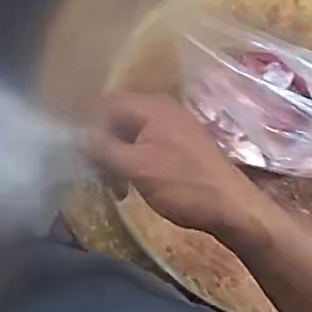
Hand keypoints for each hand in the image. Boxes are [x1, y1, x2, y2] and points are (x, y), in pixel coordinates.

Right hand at [86, 93, 276, 238]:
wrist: (232, 207)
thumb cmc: (183, 184)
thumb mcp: (136, 168)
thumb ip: (104, 148)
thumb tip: (79, 134)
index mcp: (152, 107)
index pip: (106, 105)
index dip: (89, 127)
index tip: (80, 156)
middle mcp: (163, 109)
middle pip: (119, 120)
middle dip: (104, 146)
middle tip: (99, 177)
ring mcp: (174, 127)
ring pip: (132, 136)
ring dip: (119, 159)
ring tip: (118, 189)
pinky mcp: (182, 146)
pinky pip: (148, 146)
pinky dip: (136, 163)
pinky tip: (134, 186)